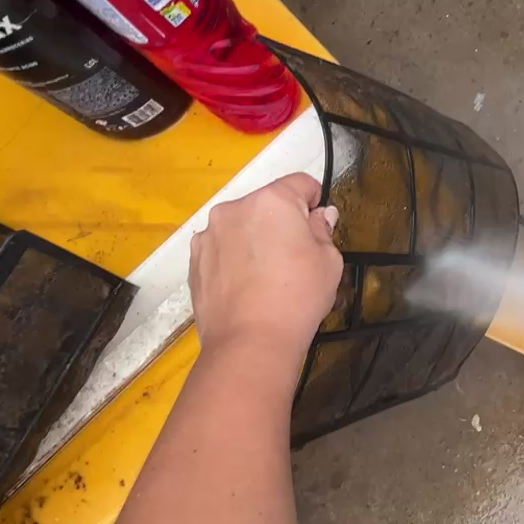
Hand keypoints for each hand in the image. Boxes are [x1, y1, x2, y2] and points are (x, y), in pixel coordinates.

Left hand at [189, 173, 342, 365]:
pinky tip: (247, 287)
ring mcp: (209, 233)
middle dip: (283, 223)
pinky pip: (223, 248)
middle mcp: (235, 207)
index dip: (316, 202)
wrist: (250, 340)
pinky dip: (236, 258)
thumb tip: (320, 216)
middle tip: (296, 259)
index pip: (301, 183)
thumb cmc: (299, 296)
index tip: (320, 228)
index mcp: (272, 200)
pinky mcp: (194, 259)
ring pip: (243, 226)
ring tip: (268, 277)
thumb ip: (323, 231)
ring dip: (257, 239)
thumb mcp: (329, 262)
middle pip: (268, 204)